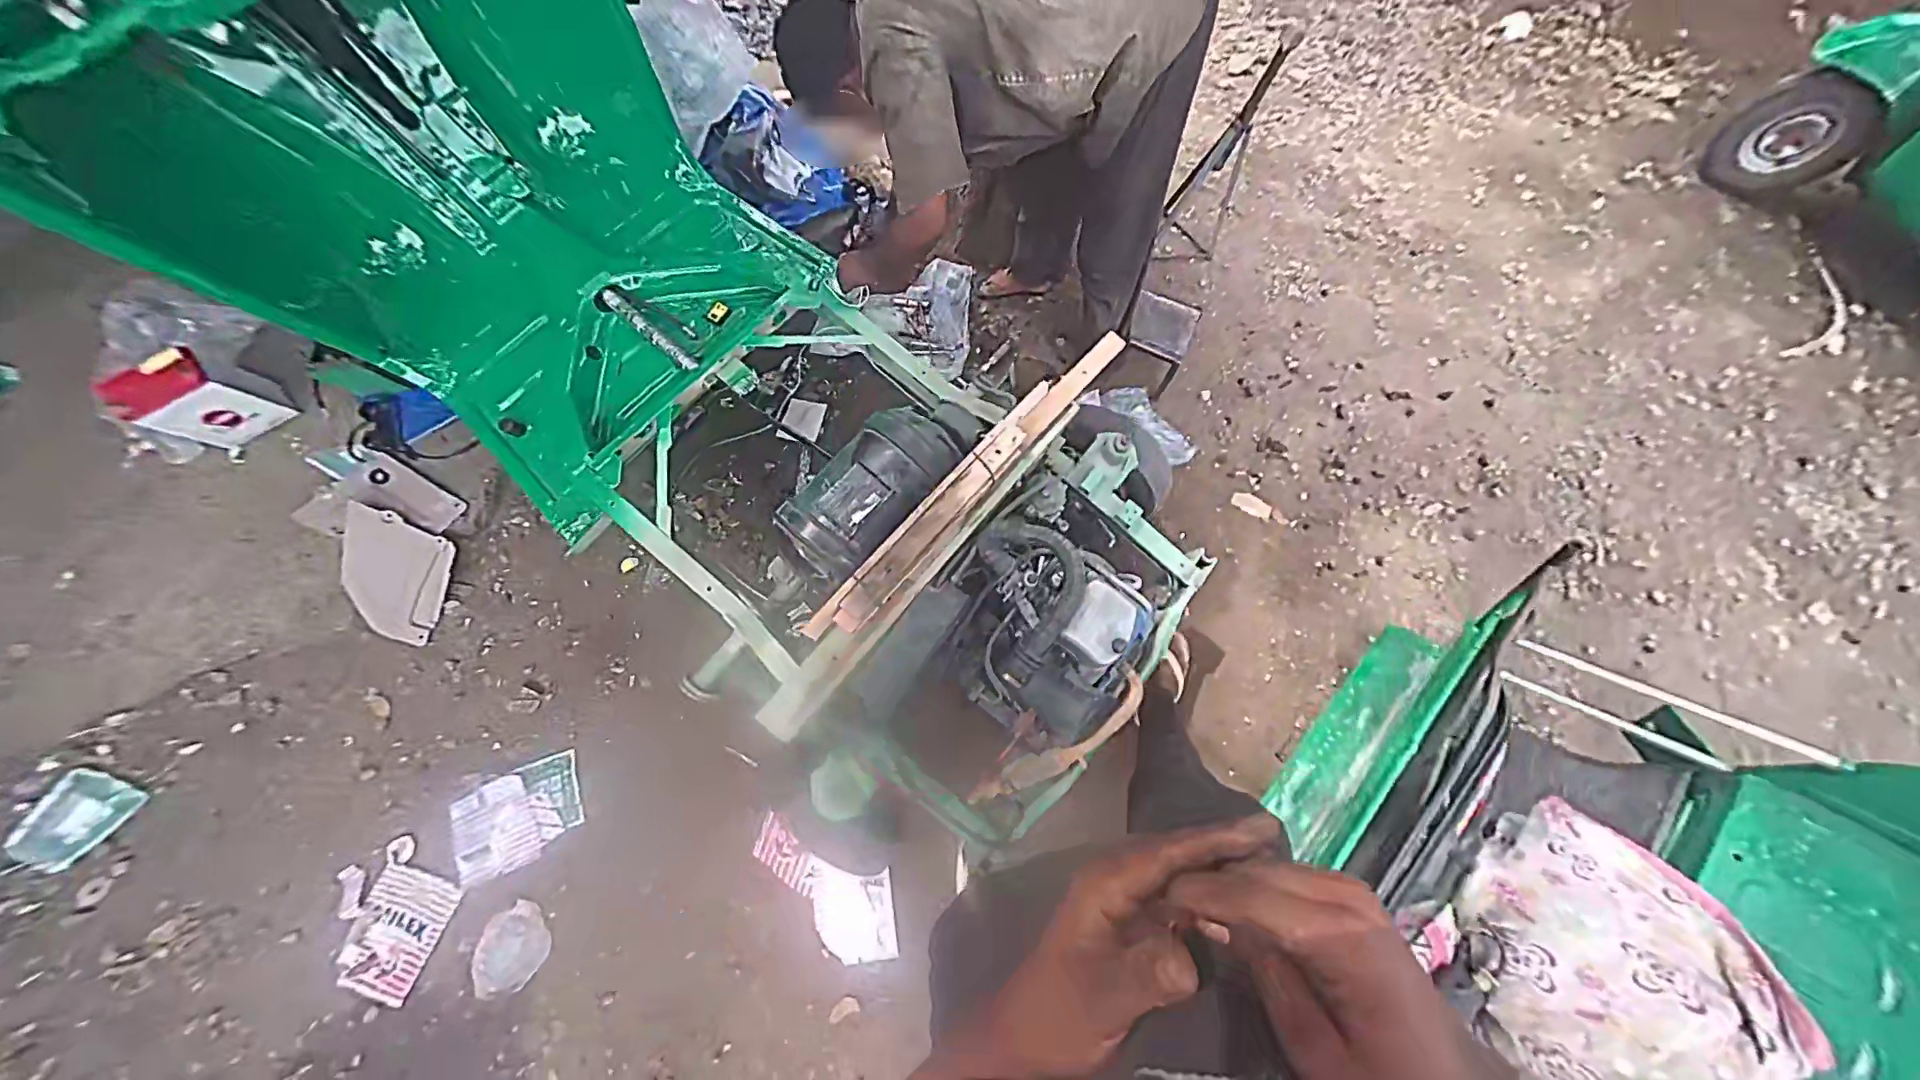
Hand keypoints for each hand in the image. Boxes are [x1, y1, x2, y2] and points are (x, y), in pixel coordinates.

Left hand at [920, 815, 1281, 1079]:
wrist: (1028, 1037)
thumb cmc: (1061, 1012)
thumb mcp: (1104, 996)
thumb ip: (1147, 972)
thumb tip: (1193, 953)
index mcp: (1106, 883)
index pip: (1167, 852)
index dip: (1214, 839)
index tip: (1261, 828)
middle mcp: (1114, 881)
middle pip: (1175, 854)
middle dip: (1222, 845)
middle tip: (1274, 836)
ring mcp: (1122, 902)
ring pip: (1176, 873)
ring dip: (1216, 866)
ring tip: (1266, 862)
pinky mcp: (1130, 925)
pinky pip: (1174, 900)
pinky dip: (1205, 896)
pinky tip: (1235, 904)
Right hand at [1168, 862, 1512, 1079]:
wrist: (1447, 1077)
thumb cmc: (1384, 1074)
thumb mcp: (1319, 1052)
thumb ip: (1270, 979)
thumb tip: (1220, 924)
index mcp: (1342, 935)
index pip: (1252, 894)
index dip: (1200, 892)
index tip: (1158, 899)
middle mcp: (1345, 896)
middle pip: (1255, 870)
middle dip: (1207, 880)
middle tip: (1167, 902)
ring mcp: (1349, 888)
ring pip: (1266, 864)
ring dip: (1227, 878)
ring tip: (1191, 901)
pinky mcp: (1348, 892)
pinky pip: (1284, 873)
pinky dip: (1251, 882)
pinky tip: (1230, 902)